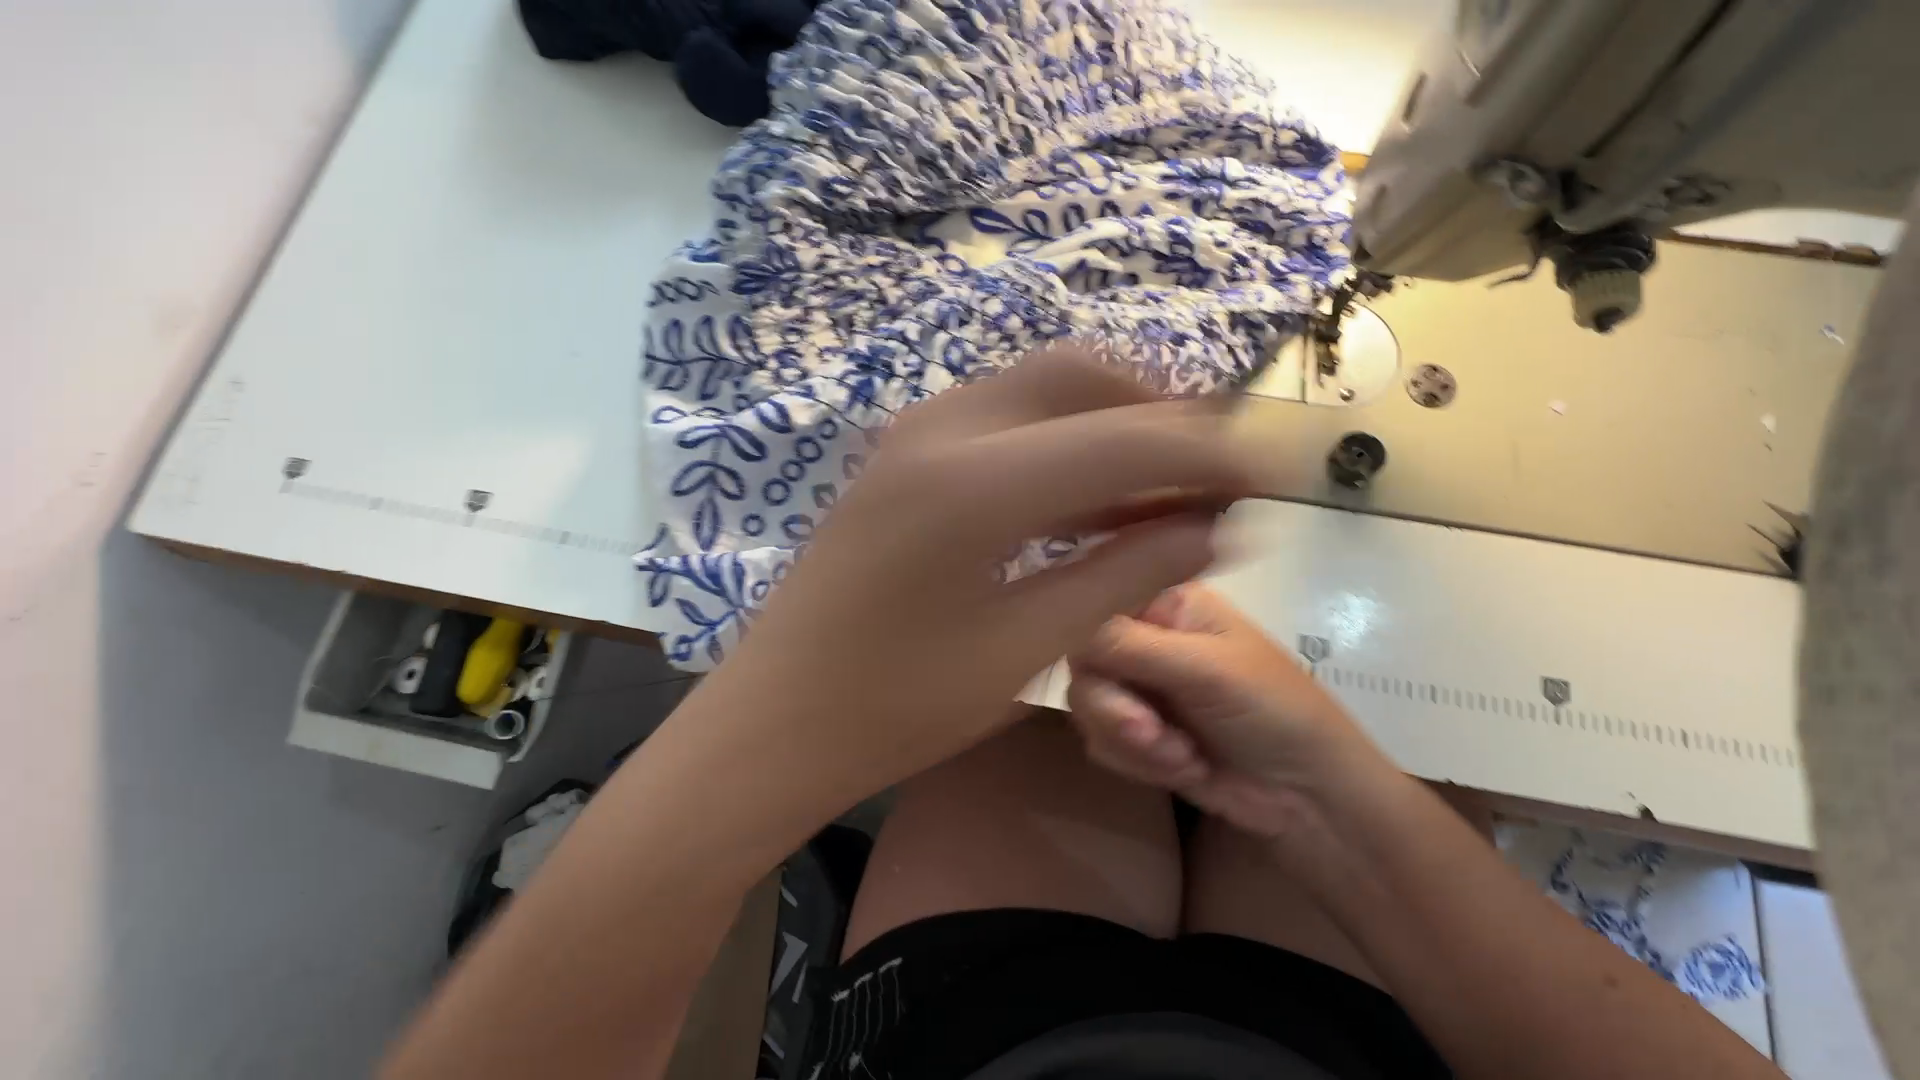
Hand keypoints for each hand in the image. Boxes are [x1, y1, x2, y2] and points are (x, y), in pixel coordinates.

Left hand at [704, 350, 1251, 805]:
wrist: (775, 721)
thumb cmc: (897, 707)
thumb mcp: (1028, 645)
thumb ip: (1130, 572)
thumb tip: (1215, 524)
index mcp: (977, 479)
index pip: (1128, 435)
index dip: (1212, 454)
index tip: (1272, 478)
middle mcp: (944, 427)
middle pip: (1084, 376)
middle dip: (1163, 415)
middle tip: (1216, 478)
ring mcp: (913, 433)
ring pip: (1040, 386)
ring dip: (1112, 421)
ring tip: (1166, 487)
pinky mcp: (900, 455)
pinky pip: (1001, 418)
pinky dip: (1060, 439)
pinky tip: (1092, 494)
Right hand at [1066, 584, 1391, 838]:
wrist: (1309, 797)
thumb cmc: (1274, 712)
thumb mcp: (1205, 668)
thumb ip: (1129, 644)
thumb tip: (1059, 624)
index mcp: (1167, 603)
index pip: (1097, 598)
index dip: (1085, 629)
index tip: (1101, 667)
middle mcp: (1145, 638)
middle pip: (1082, 659)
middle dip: (1115, 706)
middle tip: (1150, 731)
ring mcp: (1140, 687)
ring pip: (1086, 704)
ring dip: (1131, 740)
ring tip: (1183, 757)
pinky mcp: (1137, 735)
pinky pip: (1099, 741)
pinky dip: (1136, 761)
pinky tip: (1185, 768)